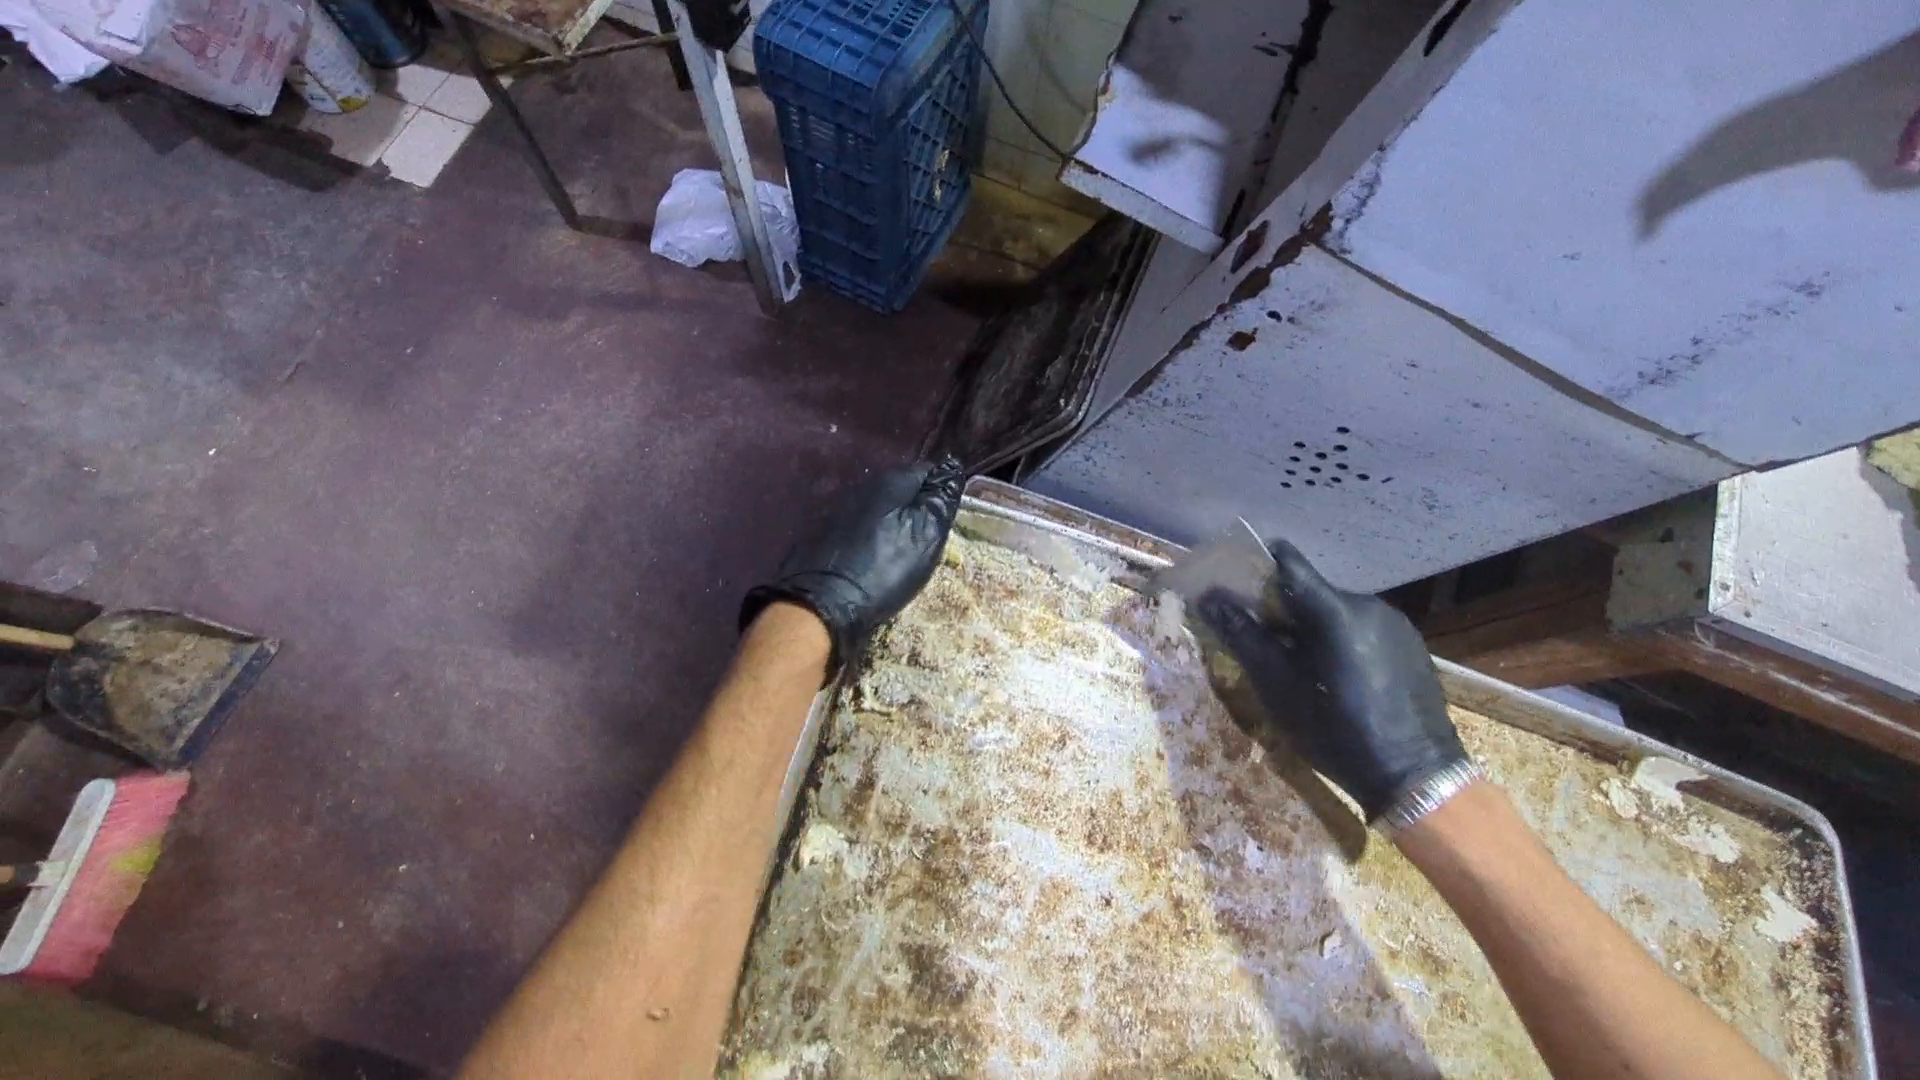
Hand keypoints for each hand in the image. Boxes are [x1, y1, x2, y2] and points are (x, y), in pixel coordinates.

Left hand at [741, 457, 964, 681]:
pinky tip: (873, 558)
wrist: (823, 603)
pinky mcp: (823, 532)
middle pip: (901, 491)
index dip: (941, 494)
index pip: (928, 473)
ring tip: (902, 552)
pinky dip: (871, 537)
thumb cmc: (885, 568)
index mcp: (891, 481)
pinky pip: (859, 527)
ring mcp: (839, 508)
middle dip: (915, 509)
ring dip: (892, 523)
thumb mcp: (926, 535)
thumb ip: (941, 498)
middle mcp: (863, 486)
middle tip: (927, 540)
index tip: (946, 520)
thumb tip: (952, 467)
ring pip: (879, 508)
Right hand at [1192, 537, 1465, 821]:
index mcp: (1333, 609)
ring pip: (1335, 610)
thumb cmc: (1335, 731)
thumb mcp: (1278, 687)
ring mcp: (1395, 623)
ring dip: (1310, 626)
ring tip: (1296, 663)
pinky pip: (1361, 628)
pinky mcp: (1410, 644)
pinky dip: (1338, 640)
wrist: (1415, 776)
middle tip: (1258, 638)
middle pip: (1310, 590)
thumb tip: (1209, 598)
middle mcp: (1368, 604)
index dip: (1256, 564)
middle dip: (1279, 607)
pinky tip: (1334, 676)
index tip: (1233, 581)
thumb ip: (1243, 636)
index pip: (1287, 561)